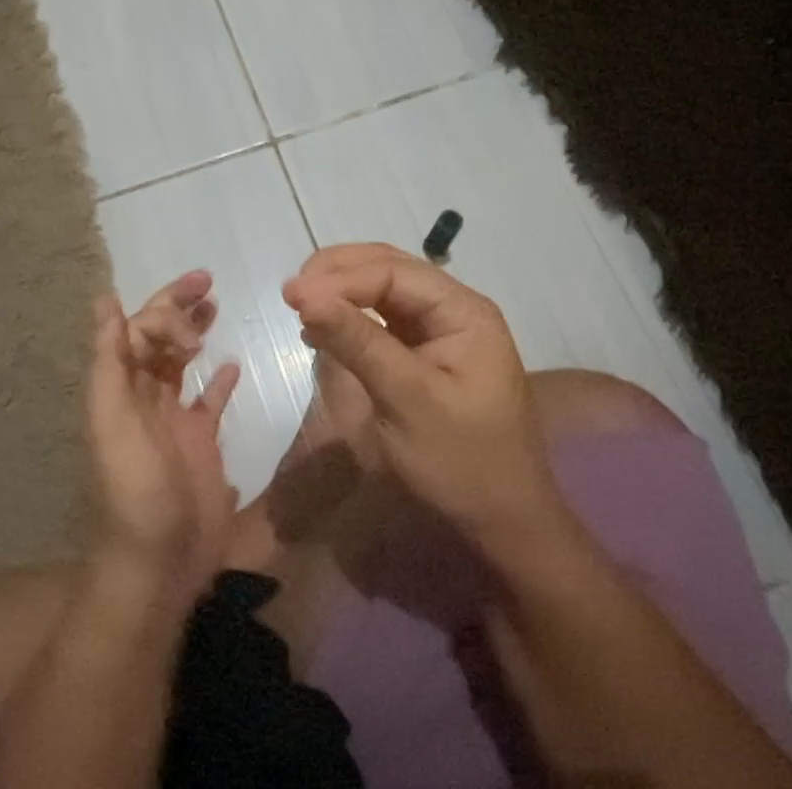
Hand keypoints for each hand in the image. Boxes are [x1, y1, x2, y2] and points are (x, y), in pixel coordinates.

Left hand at [84, 272, 240, 605]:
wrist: (160, 563)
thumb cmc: (137, 492)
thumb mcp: (113, 423)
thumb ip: (109, 364)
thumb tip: (105, 303)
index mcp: (121, 390)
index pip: (136, 332)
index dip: (160, 310)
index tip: (193, 304)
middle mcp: (145, 400)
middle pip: (158, 341)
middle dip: (178, 308)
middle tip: (208, 281)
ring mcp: (174, 422)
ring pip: (181, 365)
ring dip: (194, 333)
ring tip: (216, 305)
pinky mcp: (201, 445)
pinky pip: (208, 403)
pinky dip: (219, 382)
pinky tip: (234, 364)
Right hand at [282, 244, 574, 550]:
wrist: (502, 520)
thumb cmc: (460, 461)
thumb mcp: (406, 399)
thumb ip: (357, 342)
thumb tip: (304, 295)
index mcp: (464, 312)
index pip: (393, 273)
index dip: (339, 278)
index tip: (290, 295)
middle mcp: (454, 311)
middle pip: (390, 270)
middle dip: (338, 274)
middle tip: (291, 293)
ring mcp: (439, 334)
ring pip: (383, 293)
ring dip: (342, 292)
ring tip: (300, 306)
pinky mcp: (424, 358)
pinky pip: (382, 323)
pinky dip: (349, 319)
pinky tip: (321, 331)